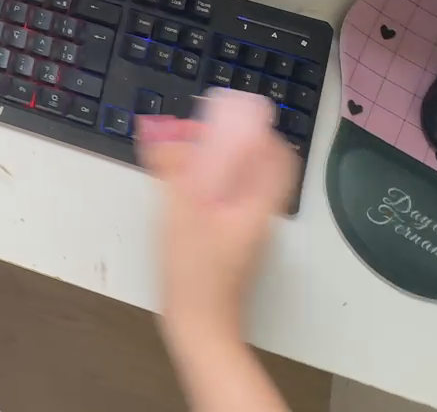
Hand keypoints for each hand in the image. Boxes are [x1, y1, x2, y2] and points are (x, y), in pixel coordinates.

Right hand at [138, 90, 298, 347]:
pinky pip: (222, 193)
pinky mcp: (226, 235)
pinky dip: (203, 177)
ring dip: (211, 156)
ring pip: (237, 177)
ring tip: (175, 148)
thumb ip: (173, 168)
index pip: (276, 156)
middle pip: (254, 163)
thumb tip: (160, 129)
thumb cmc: (195, 270)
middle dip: (225, 139)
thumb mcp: (179, 211)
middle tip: (191, 127)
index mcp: (255, 204)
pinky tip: (174, 179)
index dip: (257, 128)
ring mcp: (242, 225)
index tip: (227, 112)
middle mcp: (256, 212)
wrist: (199, 323)